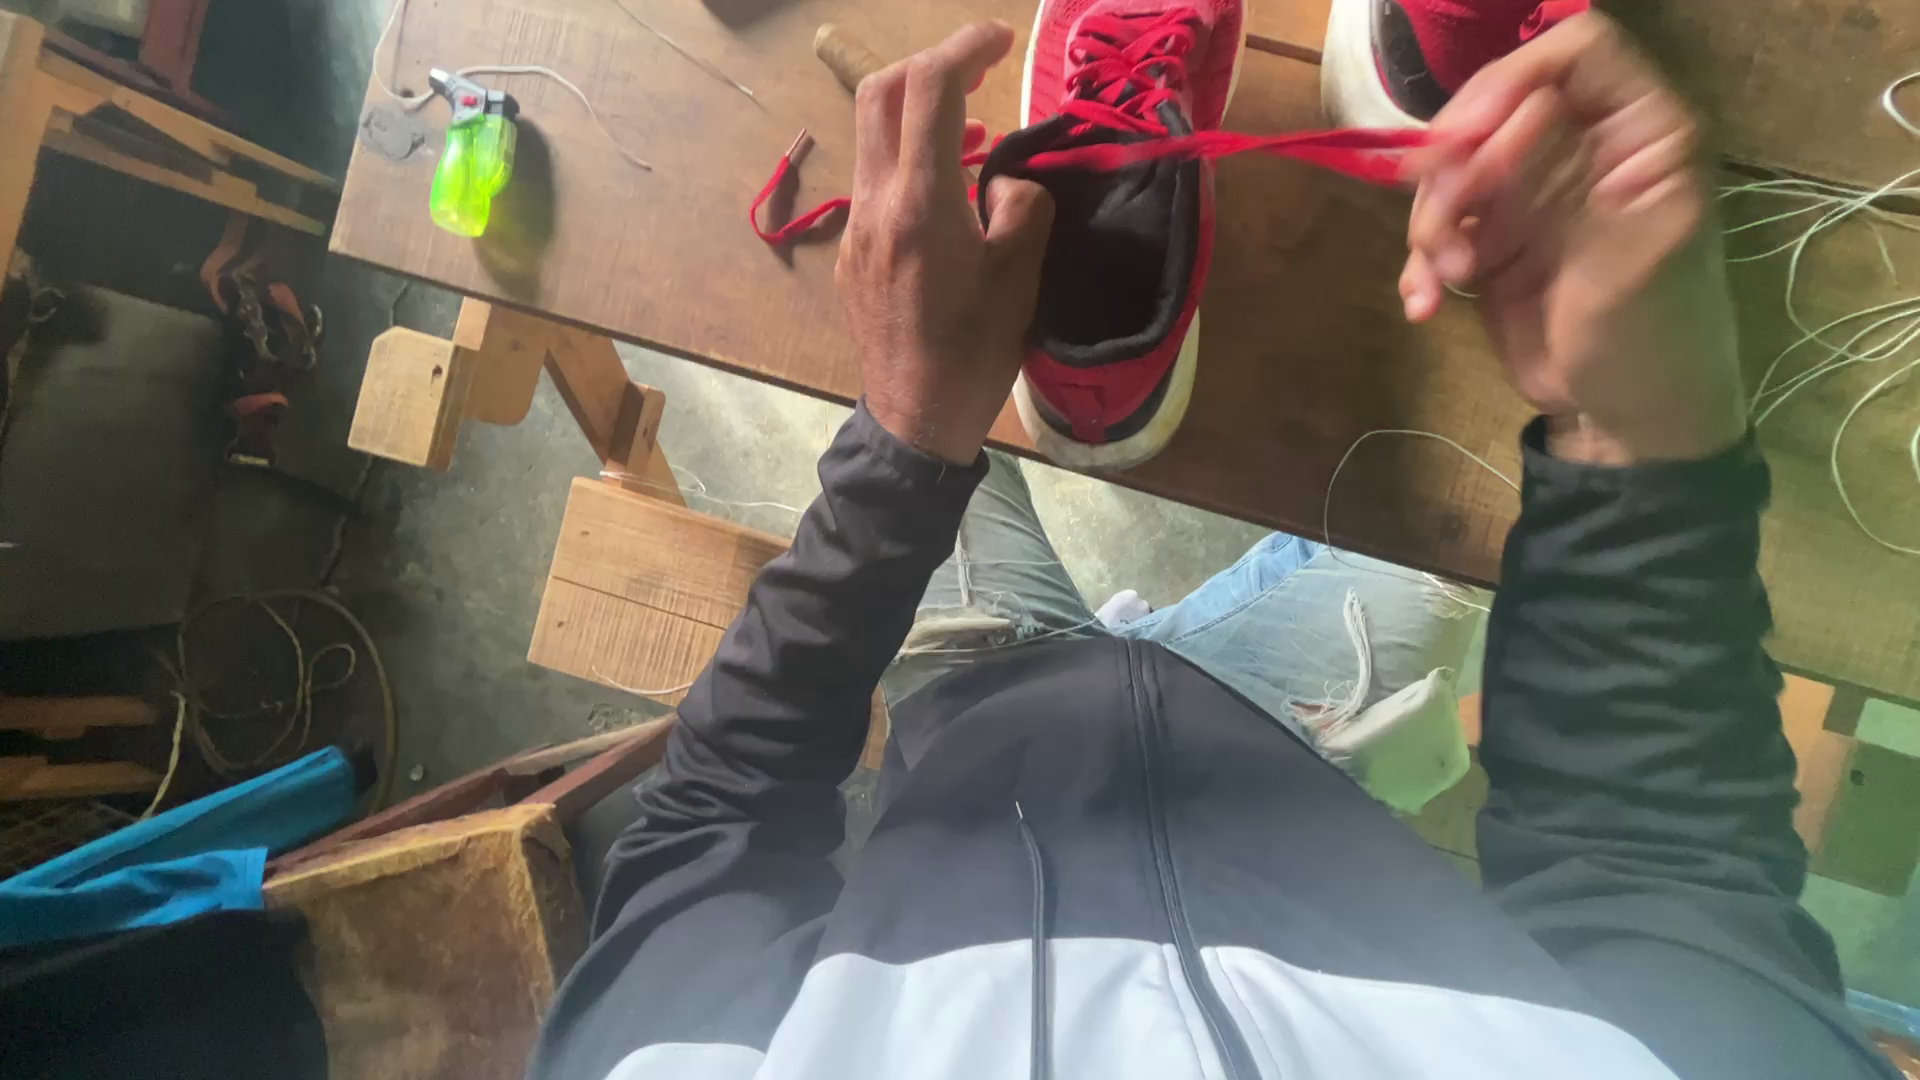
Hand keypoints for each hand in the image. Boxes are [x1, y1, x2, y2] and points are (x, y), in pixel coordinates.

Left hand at [837, 21, 1054, 464]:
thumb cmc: (973, 354)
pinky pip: (873, 188)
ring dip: (915, 119)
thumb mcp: (1020, 278)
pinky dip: (906, 168)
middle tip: (976, 77)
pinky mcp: (851, 258)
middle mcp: (874, 206)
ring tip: (967, 142)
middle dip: (928, 66)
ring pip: (872, 141)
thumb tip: (1000, 182)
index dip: (966, 45)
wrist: (916, 417)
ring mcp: (855, 232)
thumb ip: (1020, 206)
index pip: (928, 87)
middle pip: (878, 94)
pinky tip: (941, 203)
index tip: (1000, 42)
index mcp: (919, 204)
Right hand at [1400, 14, 1745, 464]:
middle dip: (1450, 177)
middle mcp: (1574, 157)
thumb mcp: (1634, 251)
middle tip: (1444, 240)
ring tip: (1443, 284)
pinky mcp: (1490, 250)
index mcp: (1635, 136)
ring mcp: (1526, 205)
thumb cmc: (1650, 335)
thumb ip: (1577, 175)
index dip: (1503, 86)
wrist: (1622, 411)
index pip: (1570, 57)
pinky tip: (1424, 308)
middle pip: (1487, 120)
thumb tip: (1517, 114)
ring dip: (1429, 231)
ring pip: (1449, 181)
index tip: (1457, 148)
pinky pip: (1434, 239)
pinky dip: (1418, 272)